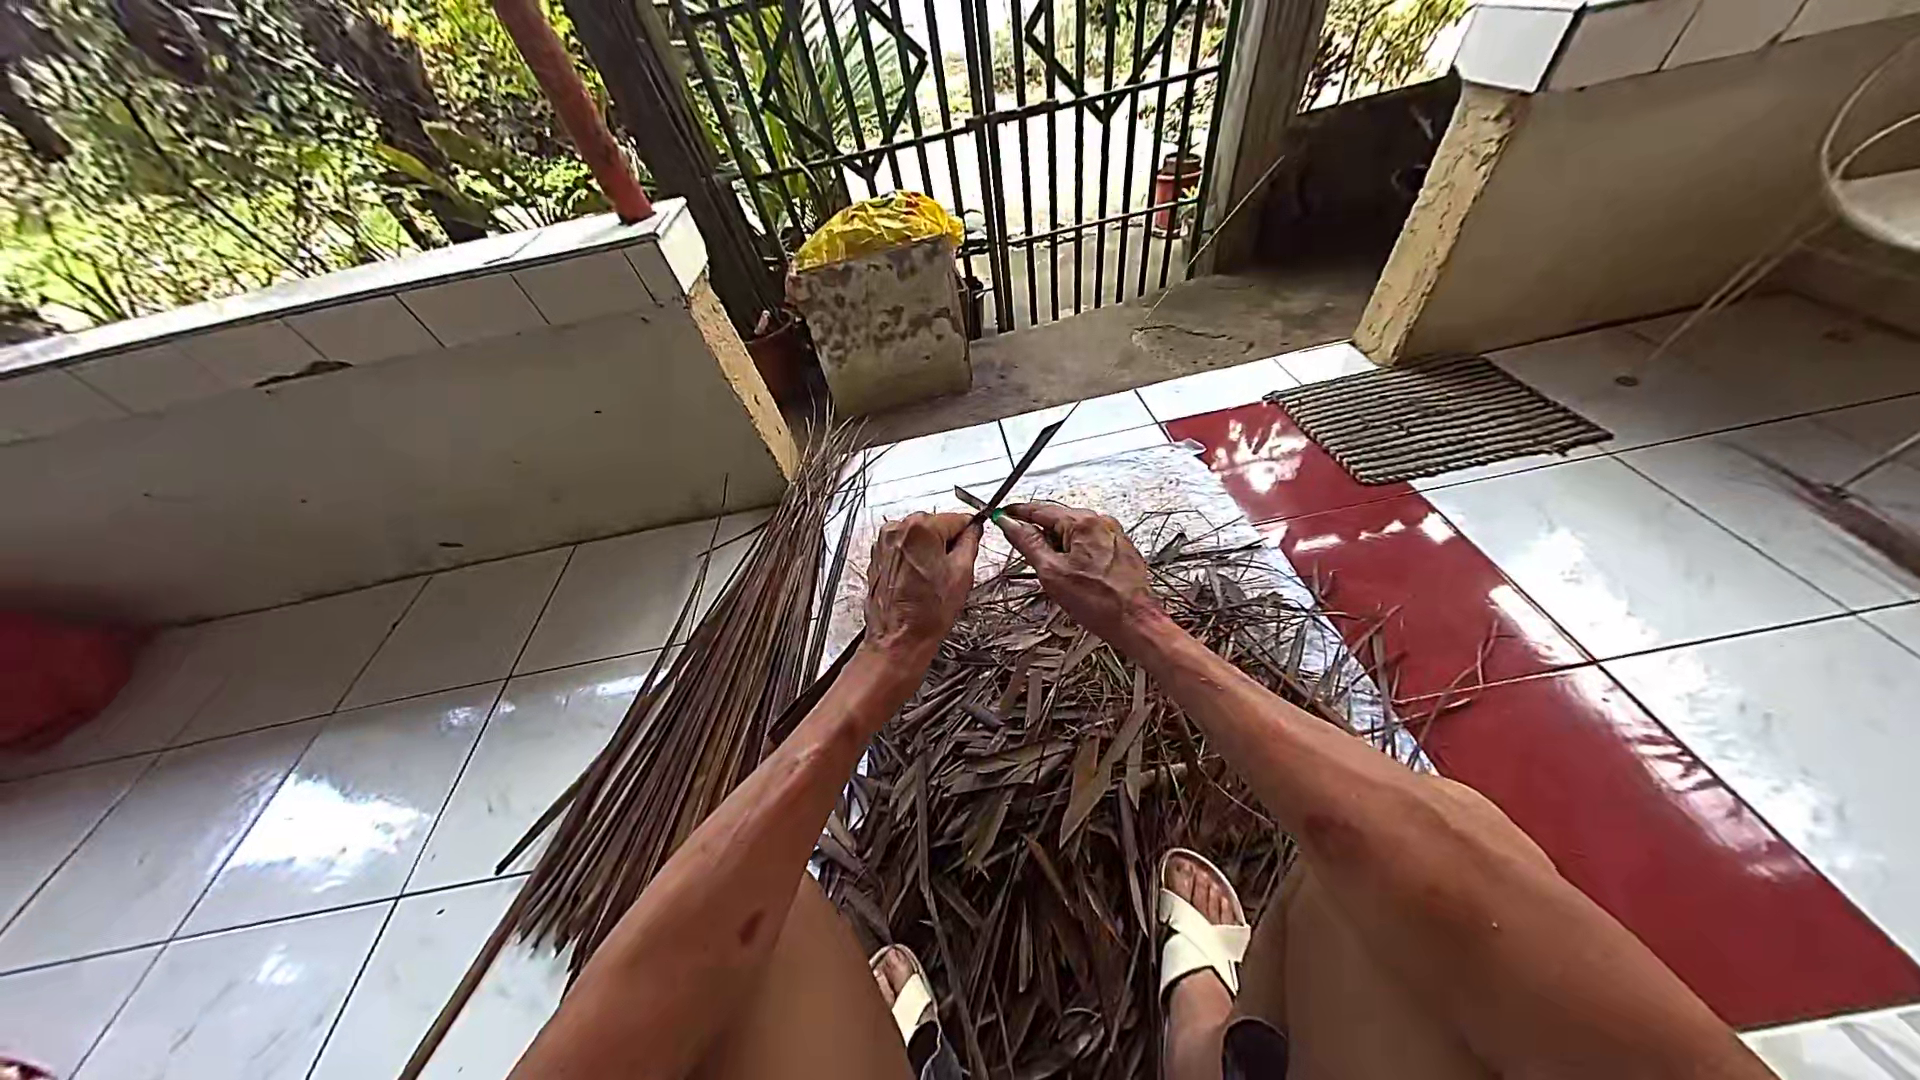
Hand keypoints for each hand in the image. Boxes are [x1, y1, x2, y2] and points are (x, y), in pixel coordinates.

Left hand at [864, 512, 981, 664]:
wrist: (899, 638)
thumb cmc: (925, 614)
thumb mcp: (962, 573)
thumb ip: (971, 542)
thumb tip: (974, 529)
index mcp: (920, 528)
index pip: (956, 518)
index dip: (968, 532)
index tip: (972, 542)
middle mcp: (897, 530)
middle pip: (936, 525)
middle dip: (947, 543)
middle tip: (951, 570)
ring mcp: (884, 543)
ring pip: (919, 537)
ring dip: (930, 551)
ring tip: (932, 579)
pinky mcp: (878, 556)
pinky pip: (904, 549)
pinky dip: (914, 559)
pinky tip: (919, 581)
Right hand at [994, 502, 1165, 648]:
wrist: (1134, 621)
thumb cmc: (1099, 602)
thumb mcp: (1051, 572)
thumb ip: (1027, 543)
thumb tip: (1009, 524)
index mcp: (1082, 522)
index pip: (1040, 509)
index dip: (1017, 513)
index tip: (1003, 514)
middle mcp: (1100, 522)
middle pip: (1057, 519)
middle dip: (1038, 533)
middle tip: (1024, 552)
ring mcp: (1111, 534)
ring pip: (1072, 532)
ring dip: (1056, 545)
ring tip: (1053, 571)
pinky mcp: (1118, 547)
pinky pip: (1087, 541)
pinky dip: (1073, 552)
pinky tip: (1071, 572)